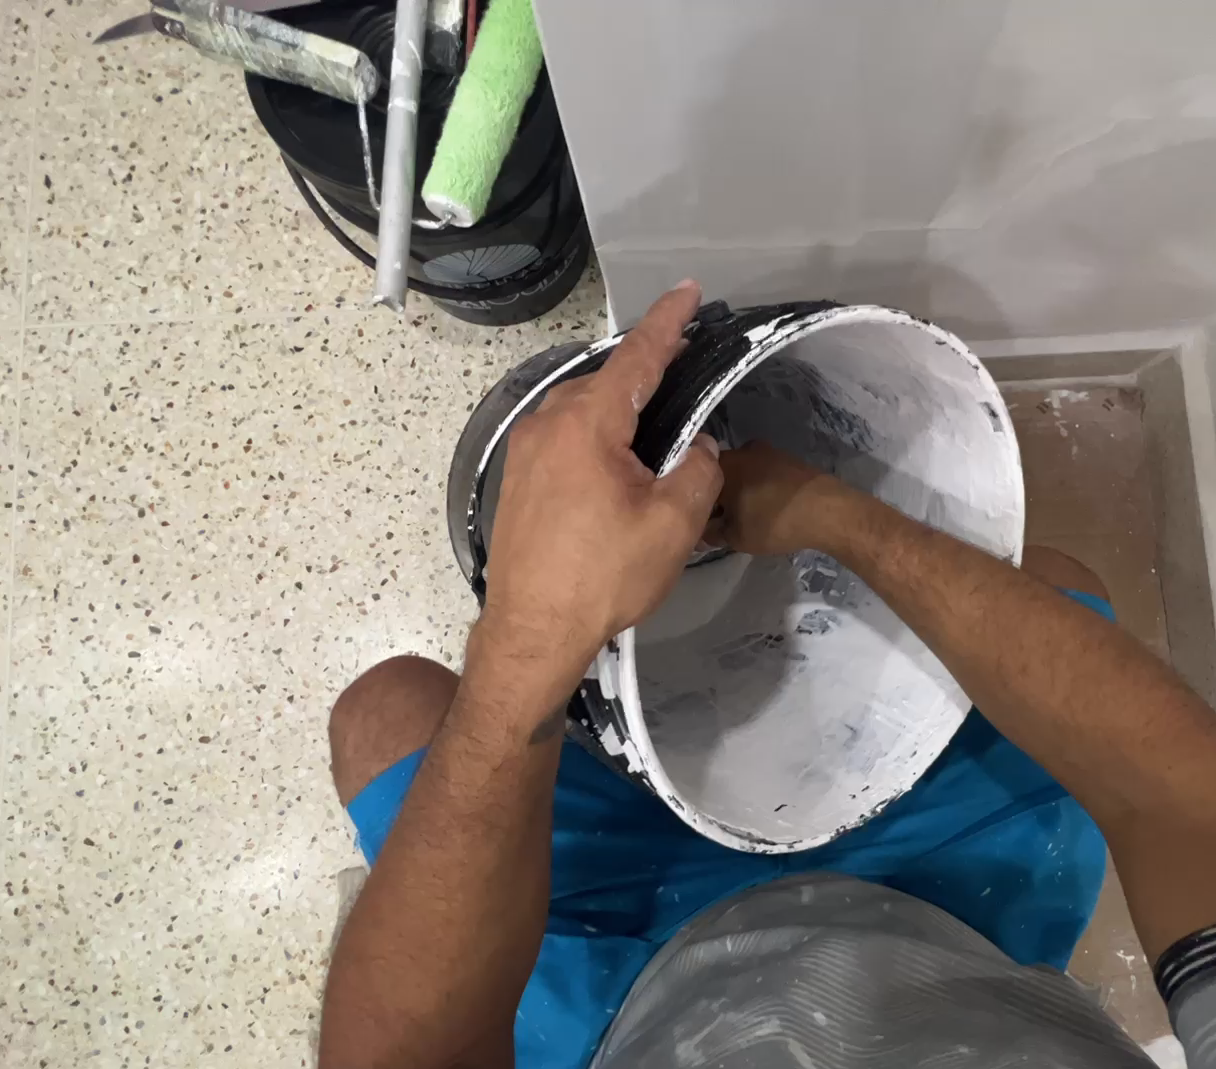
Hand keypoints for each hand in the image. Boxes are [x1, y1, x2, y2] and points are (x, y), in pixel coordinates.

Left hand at [482, 282, 724, 665]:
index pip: (637, 356)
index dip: (668, 322)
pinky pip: (565, 437)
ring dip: (621, 409)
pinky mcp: (518, 478)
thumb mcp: (673, 524)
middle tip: (686, 372)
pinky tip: (616, 462)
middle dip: (647, 371)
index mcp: (587, 423)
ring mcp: (525, 451)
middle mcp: (548, 423)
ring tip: (656, 426)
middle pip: (607, 381)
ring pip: (583, 410)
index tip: (688, 290)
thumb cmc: (604, 576)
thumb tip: (696, 447)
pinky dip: (597, 434)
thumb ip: (697, 469)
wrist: (532, 631)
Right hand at [705, 440, 849, 555]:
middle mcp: (743, 449)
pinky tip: (768, 509)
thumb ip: (711, 534)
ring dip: (741, 493)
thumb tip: (700, 532)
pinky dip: (761, 489)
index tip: (702, 523)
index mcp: (723, 463)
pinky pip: (764, 475)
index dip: (697, 504)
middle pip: (721, 475)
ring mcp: (769, 452)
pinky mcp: (789, 460)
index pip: (696, 480)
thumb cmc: (772, 522)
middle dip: (719, 497)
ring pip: (744, 474)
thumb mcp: (735, 537)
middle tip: (724, 523)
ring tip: (748, 518)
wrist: (827, 511)